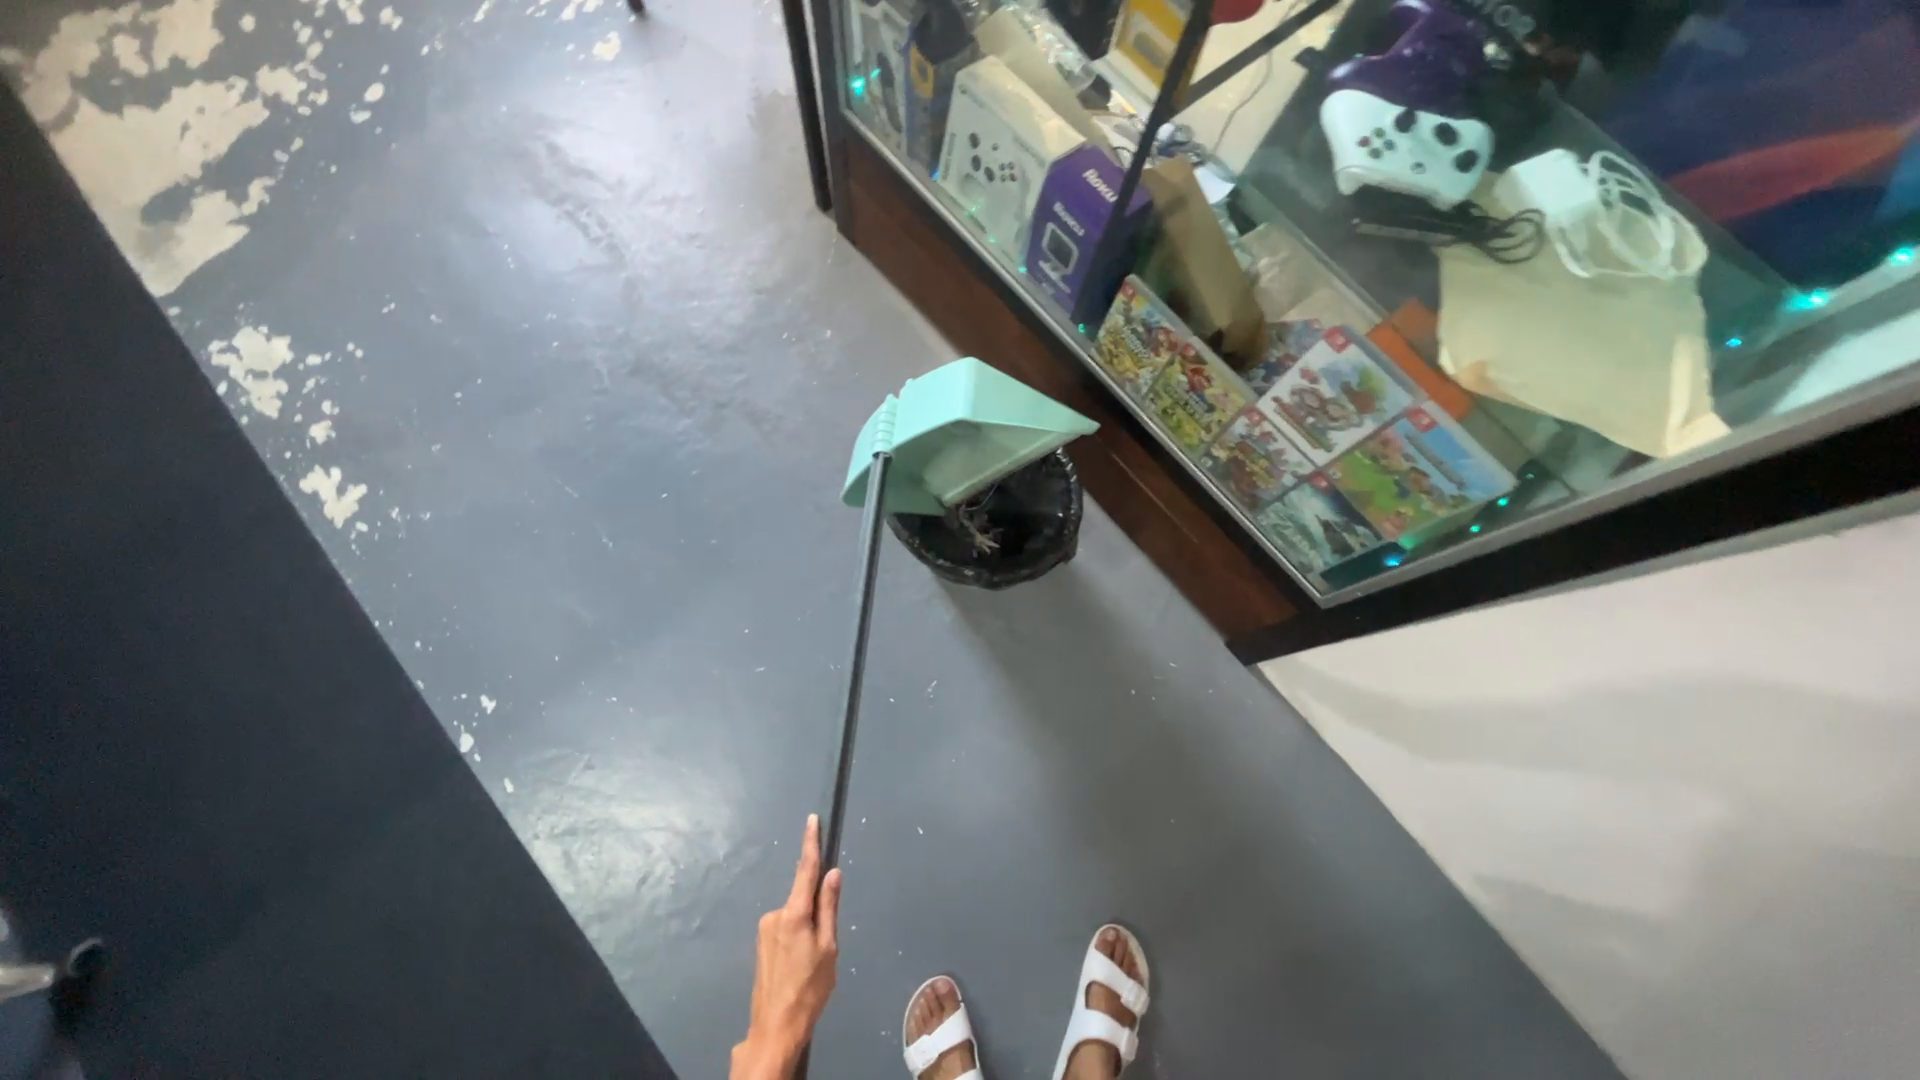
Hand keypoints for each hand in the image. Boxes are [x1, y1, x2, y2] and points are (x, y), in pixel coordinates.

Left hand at [731, 814, 842, 1079]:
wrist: (775, 1026)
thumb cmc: (810, 987)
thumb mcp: (829, 948)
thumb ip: (829, 907)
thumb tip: (832, 873)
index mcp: (794, 913)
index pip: (806, 869)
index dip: (810, 843)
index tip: (812, 819)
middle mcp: (775, 914)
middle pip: (803, 895)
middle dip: (818, 907)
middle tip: (826, 944)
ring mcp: (765, 928)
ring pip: (796, 914)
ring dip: (808, 925)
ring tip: (814, 962)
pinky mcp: (762, 941)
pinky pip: (786, 926)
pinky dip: (798, 935)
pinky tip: (801, 965)